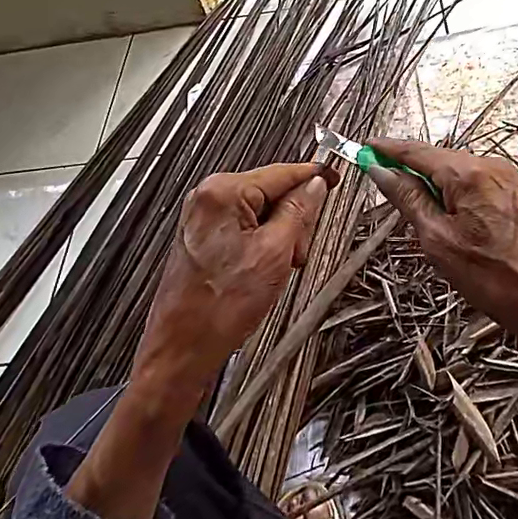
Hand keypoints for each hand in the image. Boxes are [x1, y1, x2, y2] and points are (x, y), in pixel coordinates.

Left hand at [133, 161, 335, 397]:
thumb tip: (314, 186)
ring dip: (280, 235)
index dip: (312, 176)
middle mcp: (208, 197)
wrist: (183, 346)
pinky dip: (263, 243)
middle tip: (296, 252)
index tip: (333, 177)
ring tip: (277, 267)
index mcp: (223, 192)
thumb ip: (298, 212)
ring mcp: (203, 216)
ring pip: (261, 211)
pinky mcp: (204, 236)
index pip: (281, 172)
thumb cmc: (218, 307)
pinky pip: (246, 226)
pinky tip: (264, 269)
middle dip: (293, 219)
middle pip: (271, 191)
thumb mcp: (275, 253)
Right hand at [366, 139, 517, 382]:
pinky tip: (457, 221)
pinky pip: (483, 186)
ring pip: (462, 174)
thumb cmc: (494, 277)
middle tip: (388, 186)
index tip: (367, 147)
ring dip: (439, 187)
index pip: (416, 152)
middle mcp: (492, 167)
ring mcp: (512, 180)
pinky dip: (462, 195)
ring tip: (425, 217)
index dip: (388, 150)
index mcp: (468, 174)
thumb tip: (382, 173)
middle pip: (440, 161)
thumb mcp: (437, 240)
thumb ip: (409, 199)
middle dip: (413, 172)